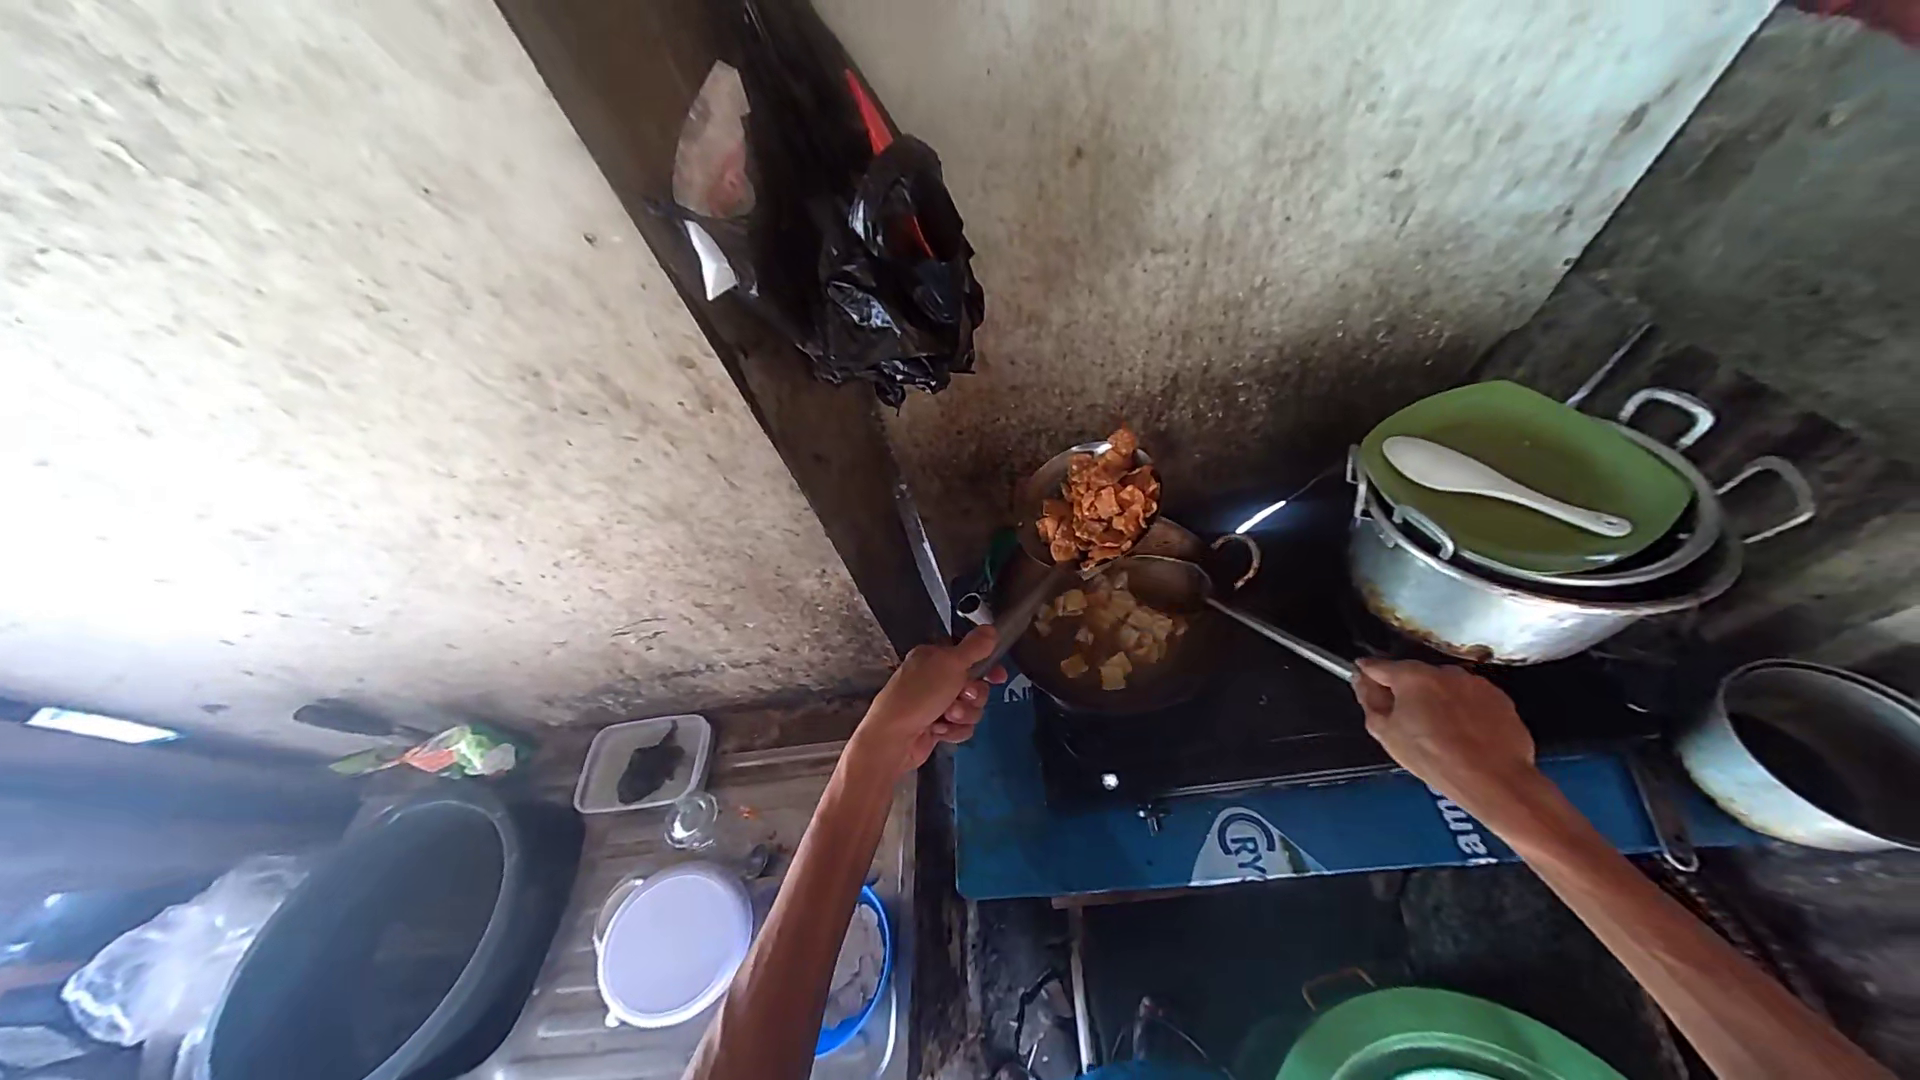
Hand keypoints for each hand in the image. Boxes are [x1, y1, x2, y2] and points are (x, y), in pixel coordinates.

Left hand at [851, 625, 1006, 777]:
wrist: (894, 738)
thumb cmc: (918, 695)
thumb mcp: (950, 664)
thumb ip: (974, 647)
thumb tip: (991, 629)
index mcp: (934, 657)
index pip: (968, 655)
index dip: (987, 666)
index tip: (999, 676)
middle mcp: (934, 678)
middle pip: (975, 684)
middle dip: (973, 695)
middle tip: (962, 696)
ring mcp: (935, 704)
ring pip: (971, 708)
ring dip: (964, 714)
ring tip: (947, 716)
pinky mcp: (937, 727)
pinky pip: (962, 727)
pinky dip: (955, 730)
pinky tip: (940, 730)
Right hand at [1351, 657, 1536, 807]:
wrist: (1493, 780)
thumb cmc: (1433, 757)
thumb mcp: (1385, 731)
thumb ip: (1368, 699)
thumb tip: (1362, 681)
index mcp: (1412, 675)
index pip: (1378, 665)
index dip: (1366, 674)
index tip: (1364, 682)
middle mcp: (1444, 672)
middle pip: (1413, 674)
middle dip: (1405, 690)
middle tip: (1404, 718)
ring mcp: (1475, 684)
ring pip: (1443, 685)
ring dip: (1435, 698)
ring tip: (1438, 728)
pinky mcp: (1500, 699)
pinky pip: (1469, 697)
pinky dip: (1461, 708)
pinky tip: (1462, 732)